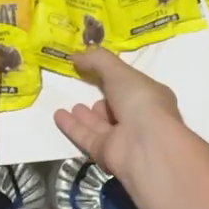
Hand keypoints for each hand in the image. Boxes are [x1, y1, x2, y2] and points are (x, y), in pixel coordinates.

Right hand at [55, 47, 184, 183]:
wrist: (146, 146)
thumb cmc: (140, 101)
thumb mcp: (118, 71)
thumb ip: (97, 59)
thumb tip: (75, 55)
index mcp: (151, 97)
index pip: (131, 85)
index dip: (116, 77)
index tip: (96, 68)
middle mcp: (140, 118)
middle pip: (118, 106)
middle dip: (104, 99)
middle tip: (86, 90)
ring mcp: (124, 138)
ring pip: (101, 124)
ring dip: (87, 115)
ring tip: (74, 105)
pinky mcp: (106, 153)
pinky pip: (86, 136)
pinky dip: (72, 126)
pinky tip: (58, 115)